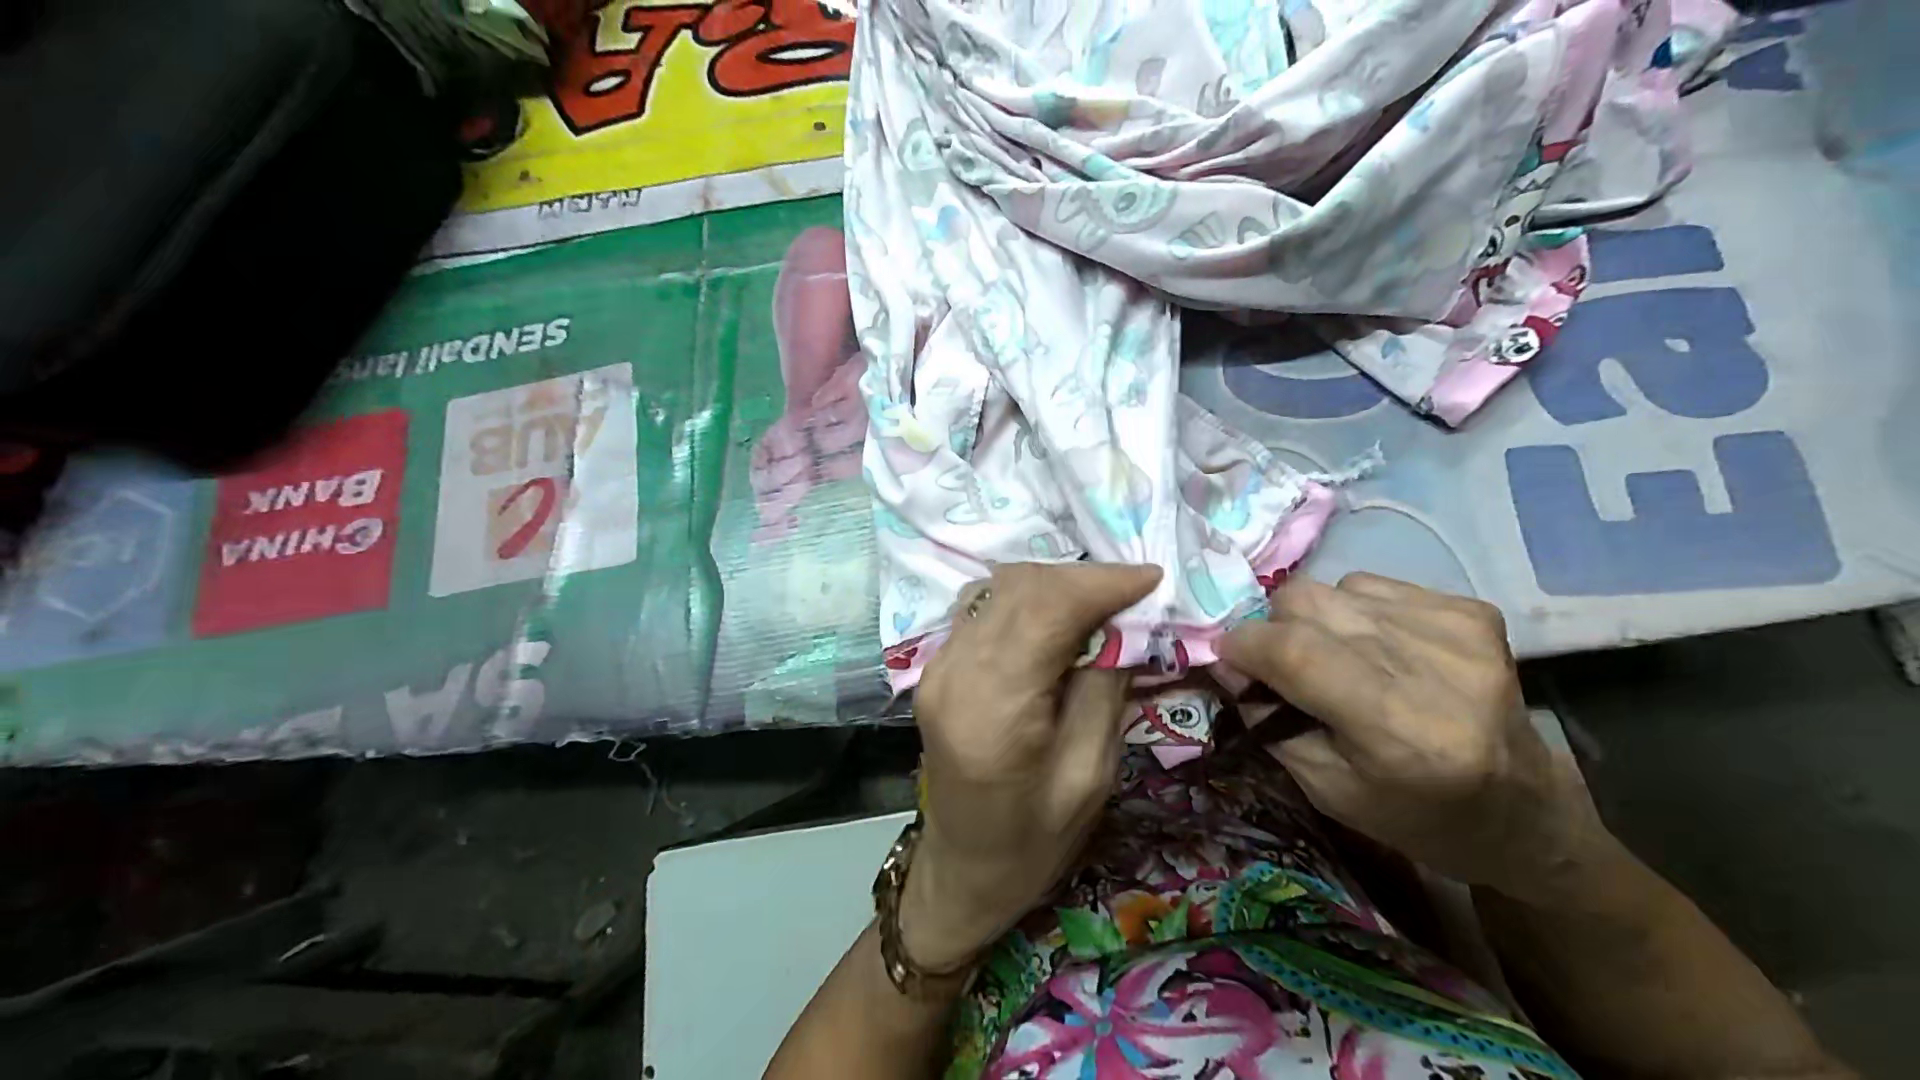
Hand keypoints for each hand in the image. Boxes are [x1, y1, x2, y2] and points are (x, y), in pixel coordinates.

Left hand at [902, 562, 1160, 970]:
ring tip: (1100, 604)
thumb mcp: (1091, 773)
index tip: (1151, 578)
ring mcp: (937, 665)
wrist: (963, 868)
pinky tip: (1057, 618)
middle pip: (1020, 587)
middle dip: (1083, 578)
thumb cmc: (1035, 839)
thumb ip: (1104, 687)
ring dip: (1055, 584)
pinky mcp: (936, 665)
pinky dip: (1027, 599)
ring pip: (999, 588)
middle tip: (1132, 594)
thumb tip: (1124, 621)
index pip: (1045, 608)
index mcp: (993, 706)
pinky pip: (984, 607)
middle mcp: (954, 671)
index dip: (1101, 582)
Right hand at [1219, 572, 1617, 905]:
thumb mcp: (1322, 786)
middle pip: (1306, 602)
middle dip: (1273, 629)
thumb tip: (1224, 658)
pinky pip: (1369, 585)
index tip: (1228, 659)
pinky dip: (1352, 612)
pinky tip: (1373, 649)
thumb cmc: (1413, 814)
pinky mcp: (1472, 611)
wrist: (1524, 812)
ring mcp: (1459, 631)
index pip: (1294, 651)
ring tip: (1336, 659)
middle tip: (1281, 666)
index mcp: (1400, 730)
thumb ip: (1264, 717)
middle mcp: (1436, 668)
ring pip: (1332, 587)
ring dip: (1314, 620)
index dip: (1243, 645)